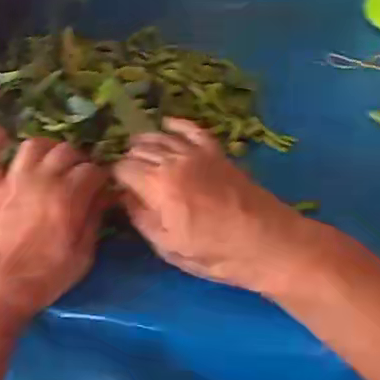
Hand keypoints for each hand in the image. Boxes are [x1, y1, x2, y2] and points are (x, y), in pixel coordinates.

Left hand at [0, 130, 107, 325]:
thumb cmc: (42, 280)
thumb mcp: (81, 256)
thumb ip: (93, 220)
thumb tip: (104, 197)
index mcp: (68, 196)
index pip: (94, 171)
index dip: (103, 179)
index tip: (104, 191)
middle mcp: (40, 179)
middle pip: (66, 151)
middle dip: (80, 161)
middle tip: (82, 179)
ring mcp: (12, 182)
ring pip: (33, 146)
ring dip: (48, 148)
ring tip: (55, 162)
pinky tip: (1, 134)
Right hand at [112, 118, 314, 292]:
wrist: (269, 244)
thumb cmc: (214, 254)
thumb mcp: (167, 246)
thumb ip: (140, 218)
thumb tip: (124, 197)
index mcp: (157, 185)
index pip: (121, 168)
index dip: (112, 177)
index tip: (111, 189)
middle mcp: (174, 161)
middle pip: (138, 149)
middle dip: (126, 158)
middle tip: (123, 175)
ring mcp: (197, 153)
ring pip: (160, 136)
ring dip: (144, 142)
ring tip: (136, 151)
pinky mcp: (217, 152)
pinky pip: (191, 129)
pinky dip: (176, 125)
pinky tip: (166, 125)